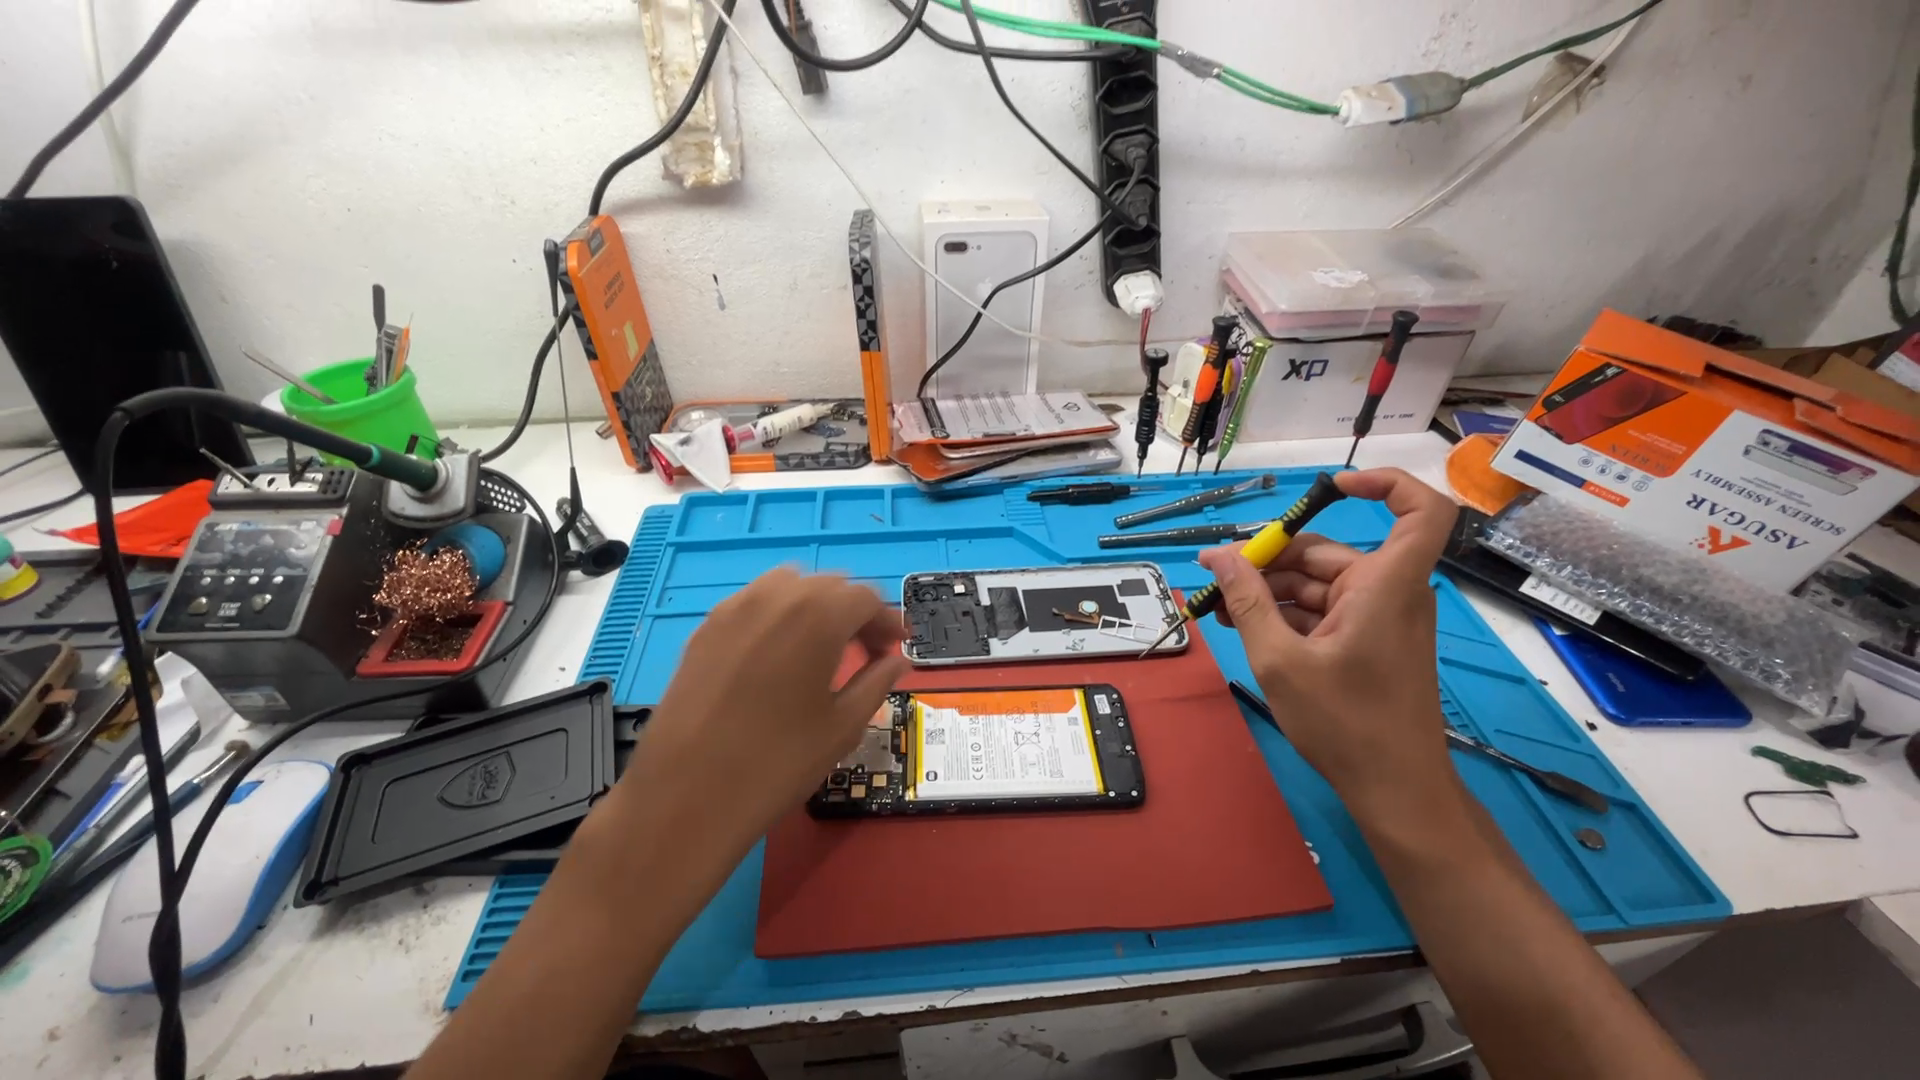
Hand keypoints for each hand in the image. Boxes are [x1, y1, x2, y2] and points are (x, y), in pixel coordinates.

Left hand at [629, 567, 909, 842]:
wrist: (686, 795)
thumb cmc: (778, 763)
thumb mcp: (843, 726)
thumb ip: (876, 682)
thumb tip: (897, 660)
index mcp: (818, 614)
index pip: (865, 598)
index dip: (886, 622)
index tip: (896, 648)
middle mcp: (775, 597)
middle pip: (827, 586)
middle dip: (853, 613)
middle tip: (866, 653)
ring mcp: (733, 609)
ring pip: (787, 587)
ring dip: (814, 608)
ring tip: (822, 650)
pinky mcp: (704, 629)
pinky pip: (753, 604)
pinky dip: (777, 617)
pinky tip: (778, 658)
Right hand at [1197, 469, 1457, 817]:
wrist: (1394, 790)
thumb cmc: (1344, 724)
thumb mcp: (1279, 660)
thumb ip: (1246, 602)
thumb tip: (1217, 555)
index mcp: (1385, 586)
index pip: (1419, 510)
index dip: (1384, 484)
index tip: (1332, 486)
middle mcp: (1389, 593)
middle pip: (1329, 552)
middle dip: (1269, 560)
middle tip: (1217, 577)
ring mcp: (1380, 618)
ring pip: (1318, 584)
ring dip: (1268, 592)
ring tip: (1218, 608)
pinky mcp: (1369, 642)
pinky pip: (1323, 611)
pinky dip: (1285, 614)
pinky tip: (1242, 625)